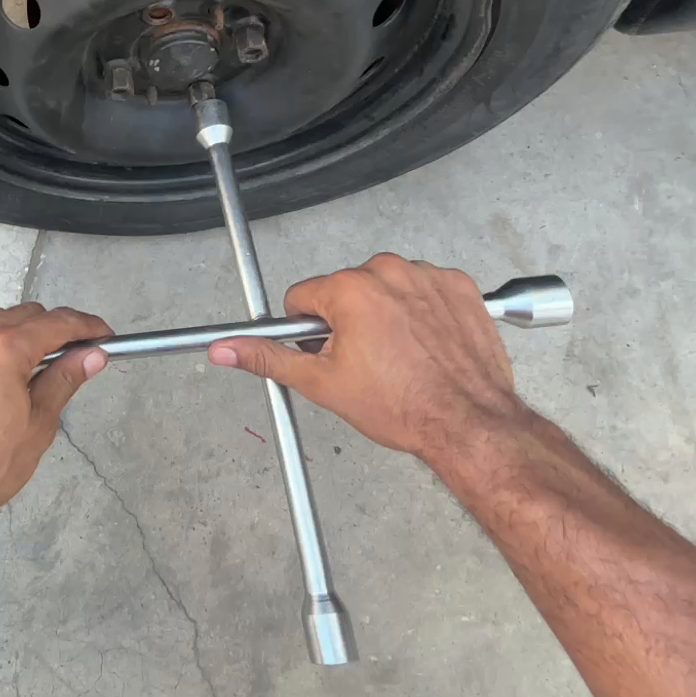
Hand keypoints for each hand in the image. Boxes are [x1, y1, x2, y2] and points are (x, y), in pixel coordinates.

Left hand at [0, 304, 111, 540]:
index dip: (87, 326)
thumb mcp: (38, 425)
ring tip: (39, 367)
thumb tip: (92, 354)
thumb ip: (64, 380)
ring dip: (24, 333)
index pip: (58, 322)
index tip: (106, 336)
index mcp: (6, 347)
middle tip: (77, 356)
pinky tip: (1, 376)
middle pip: (27, 314)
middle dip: (56, 328)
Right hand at [207, 253, 527, 462]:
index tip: (329, 351)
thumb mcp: (322, 383)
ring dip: (384, 313)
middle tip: (367, 360)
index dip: (309, 329)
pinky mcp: (458, 286)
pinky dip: (421, 309)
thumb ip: (268, 357)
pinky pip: (423, 287)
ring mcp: (427, 276)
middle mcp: (388, 272)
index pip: (302, 296)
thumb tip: (225, 348)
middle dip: (347, 320)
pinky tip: (424, 342)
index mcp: (349, 290)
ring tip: (399, 354)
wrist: (470, 424)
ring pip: (383, 287)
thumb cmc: (405, 405)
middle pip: (344, 289)